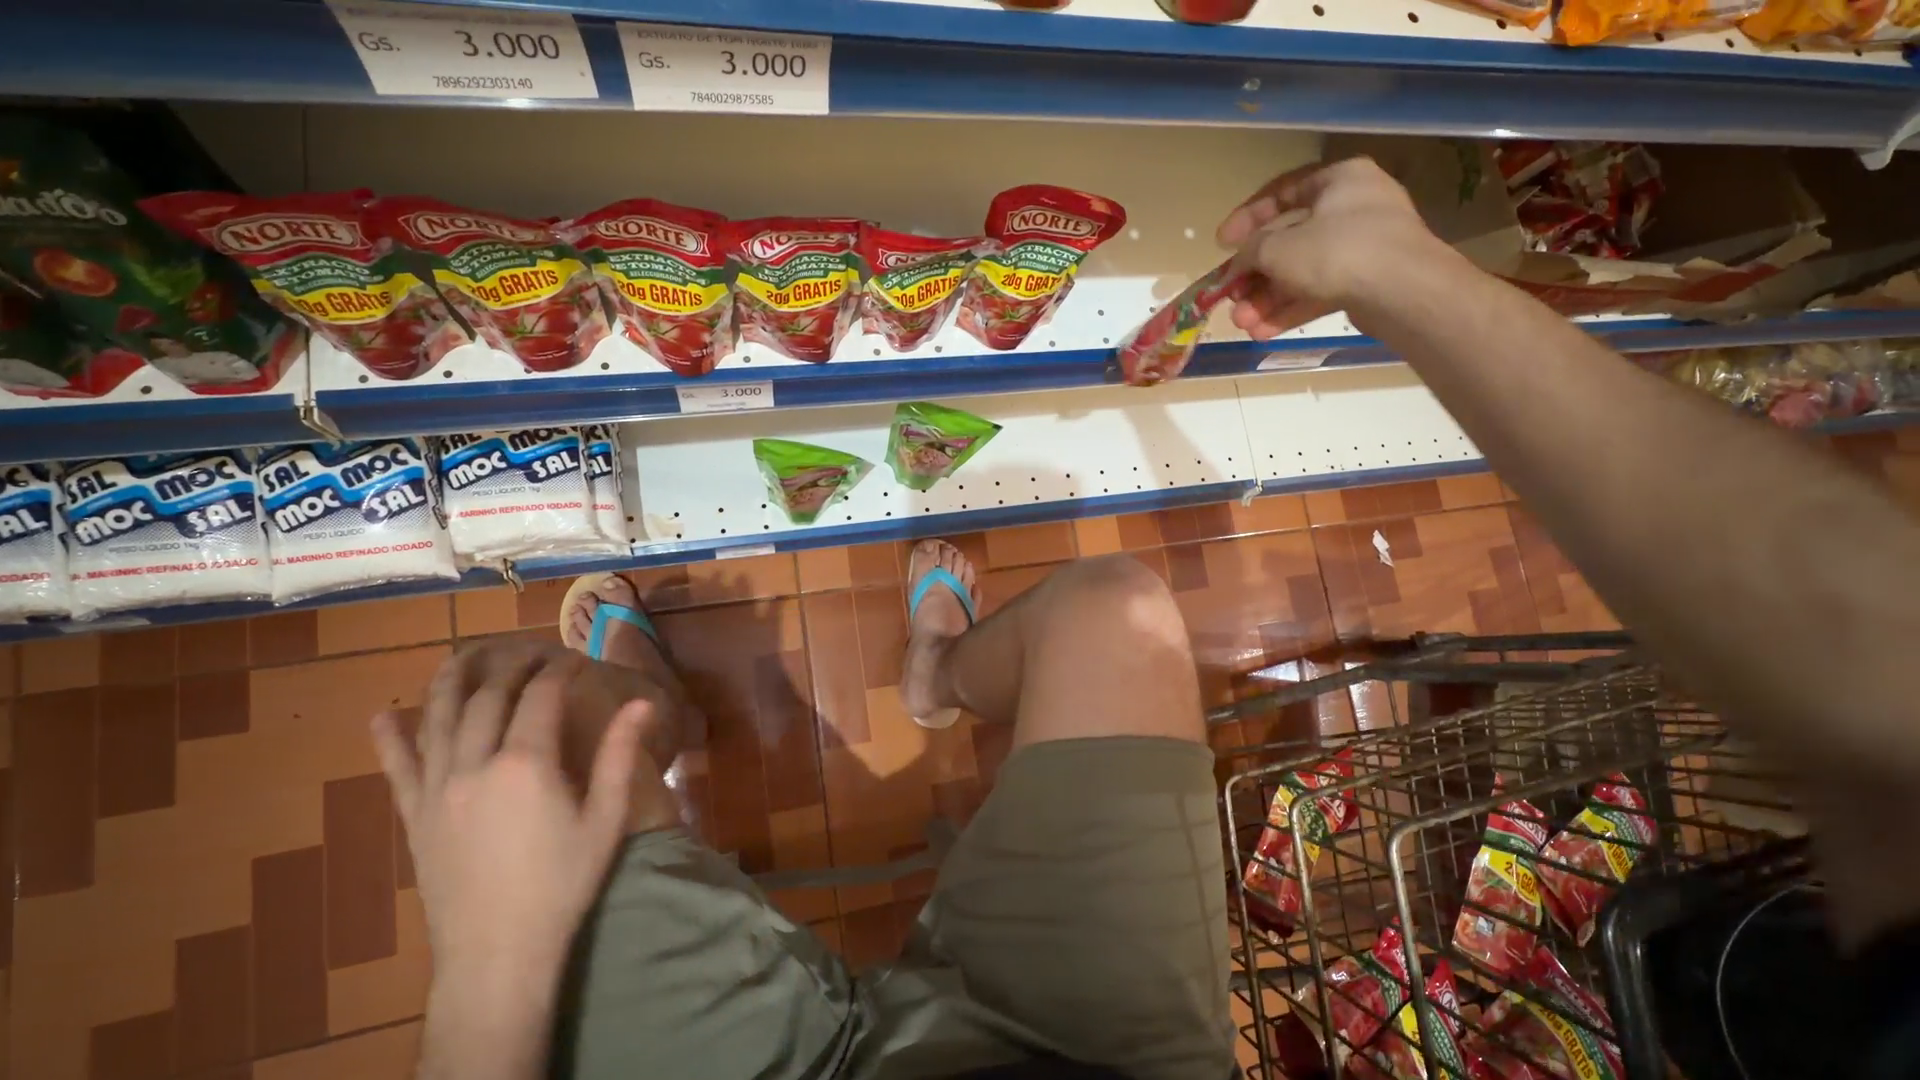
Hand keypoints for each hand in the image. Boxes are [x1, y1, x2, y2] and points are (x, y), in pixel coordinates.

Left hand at [372, 647, 644, 984]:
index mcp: (527, 763)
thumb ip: (620, 756)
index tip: (574, 659)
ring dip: (451, 681)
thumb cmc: (563, 884)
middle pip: (488, 697)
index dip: (558, 670)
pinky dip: (390, 738)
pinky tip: (383, 715)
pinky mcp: (415, 815)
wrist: (499, 949)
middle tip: (531, 653)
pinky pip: (398, 767)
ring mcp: (438, 788)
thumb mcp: (606, 820)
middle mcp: (475, 763)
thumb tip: (642, 705)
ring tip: (464, 655)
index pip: (540, 696)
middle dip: (511, 666)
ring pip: (438, 718)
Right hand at [1215, 156, 1453, 337]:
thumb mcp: (1279, 247)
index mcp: (1339, 179)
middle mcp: (1354, 208)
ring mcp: (1364, 247)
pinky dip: (1291, 310)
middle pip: (1290, 240)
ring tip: (1242, 323)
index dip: (1246, 219)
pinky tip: (1262, 332)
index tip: (1221, 243)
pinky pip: (1320, 291)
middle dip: (1255, 275)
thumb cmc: (1337, 251)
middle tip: (1230, 296)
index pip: (1283, 193)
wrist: (1403, 292)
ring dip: (1268, 299)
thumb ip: (1251, 250)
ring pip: (1303, 272)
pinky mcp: (1367, 283)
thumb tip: (1240, 259)